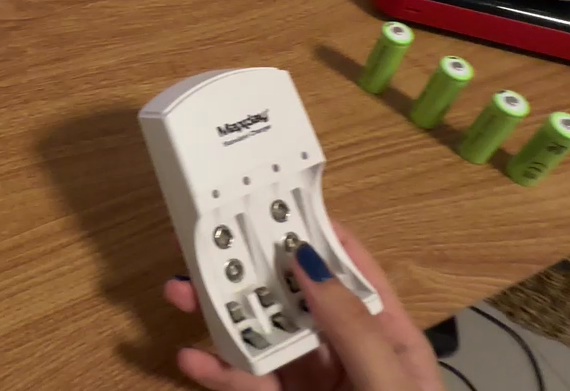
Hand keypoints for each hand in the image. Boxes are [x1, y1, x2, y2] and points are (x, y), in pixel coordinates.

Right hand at [162, 223, 440, 390]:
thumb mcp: (390, 386)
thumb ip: (351, 326)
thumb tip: (305, 259)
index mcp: (383, 331)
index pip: (344, 264)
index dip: (307, 228)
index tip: (264, 197)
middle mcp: (340, 346)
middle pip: (285, 290)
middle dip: (243, 264)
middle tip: (199, 240)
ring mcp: (308, 376)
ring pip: (257, 329)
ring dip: (216, 309)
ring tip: (179, 292)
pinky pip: (243, 378)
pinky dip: (213, 368)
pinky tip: (191, 358)